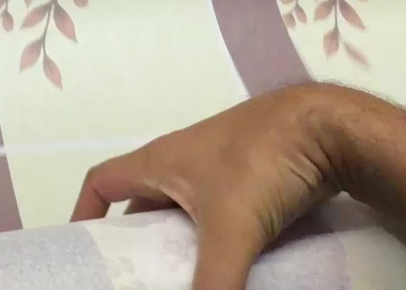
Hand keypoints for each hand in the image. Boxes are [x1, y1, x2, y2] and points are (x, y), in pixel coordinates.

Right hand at [70, 84, 342, 289]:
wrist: (323, 130)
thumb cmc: (259, 161)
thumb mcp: (231, 228)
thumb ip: (213, 284)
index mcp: (157, 163)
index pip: (102, 182)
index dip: (85, 212)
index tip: (82, 250)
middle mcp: (178, 166)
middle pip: (141, 208)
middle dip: (134, 247)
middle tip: (136, 282)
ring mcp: (215, 174)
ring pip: (182, 218)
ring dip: (176, 251)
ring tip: (180, 285)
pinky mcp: (249, 184)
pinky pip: (216, 222)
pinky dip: (212, 250)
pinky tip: (230, 277)